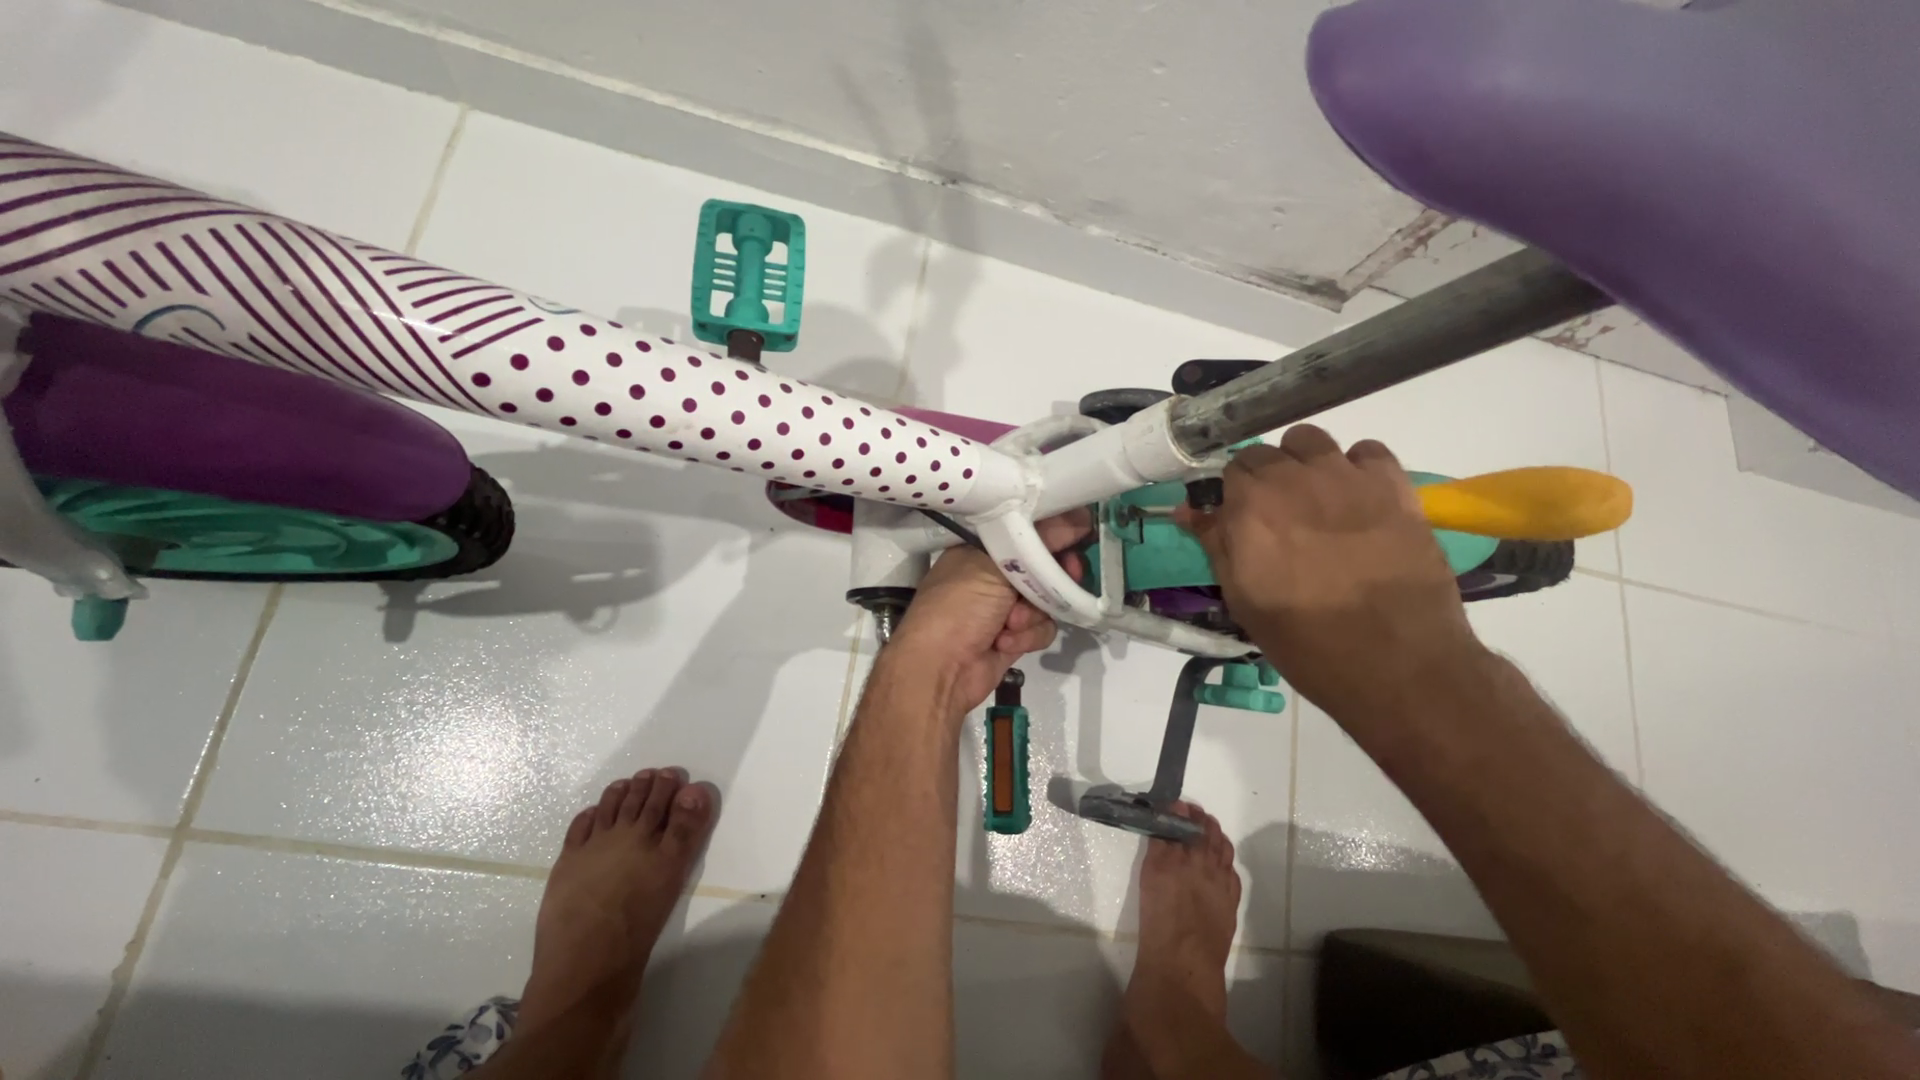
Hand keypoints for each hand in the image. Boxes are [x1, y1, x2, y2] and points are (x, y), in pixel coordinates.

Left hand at [887, 510, 1091, 718]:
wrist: (938, 668)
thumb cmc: (959, 606)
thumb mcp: (996, 566)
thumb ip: (1041, 541)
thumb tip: (1081, 518)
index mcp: (980, 549)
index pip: (1026, 532)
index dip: (1053, 534)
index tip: (1078, 536)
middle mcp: (993, 576)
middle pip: (1043, 566)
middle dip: (1053, 575)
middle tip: (1068, 575)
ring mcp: (1004, 608)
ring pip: (1047, 600)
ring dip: (1033, 613)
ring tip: (1011, 623)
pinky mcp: (1015, 637)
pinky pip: (1042, 628)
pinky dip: (1028, 636)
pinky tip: (1005, 643)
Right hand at [1175, 425, 1484, 720]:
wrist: (1395, 662)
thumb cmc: (1305, 641)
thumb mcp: (1243, 599)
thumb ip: (1216, 544)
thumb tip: (1189, 509)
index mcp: (1249, 507)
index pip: (1228, 472)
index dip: (1233, 496)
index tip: (1240, 519)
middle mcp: (1293, 479)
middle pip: (1265, 453)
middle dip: (1264, 478)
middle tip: (1277, 517)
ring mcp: (1345, 477)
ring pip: (1311, 440)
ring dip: (1304, 462)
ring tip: (1316, 499)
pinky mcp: (1393, 485)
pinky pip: (1367, 451)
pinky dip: (1357, 467)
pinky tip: (1359, 499)